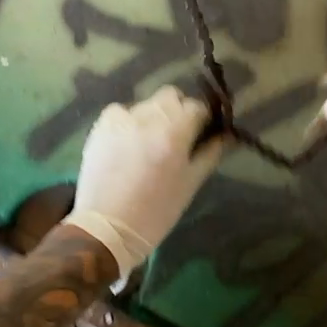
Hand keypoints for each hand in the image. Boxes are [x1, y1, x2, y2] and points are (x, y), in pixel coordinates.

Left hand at [63, 85, 223, 279]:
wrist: (106, 228)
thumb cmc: (155, 212)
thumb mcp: (190, 184)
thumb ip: (210, 153)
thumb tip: (226, 134)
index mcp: (173, 133)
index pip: (197, 107)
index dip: (203, 119)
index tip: (202, 134)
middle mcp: (146, 118)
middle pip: (171, 97)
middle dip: (179, 112)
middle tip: (178, 138)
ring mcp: (120, 119)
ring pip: (146, 104)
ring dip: (154, 117)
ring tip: (150, 144)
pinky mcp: (100, 126)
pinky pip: (122, 112)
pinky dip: (130, 122)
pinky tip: (129, 145)